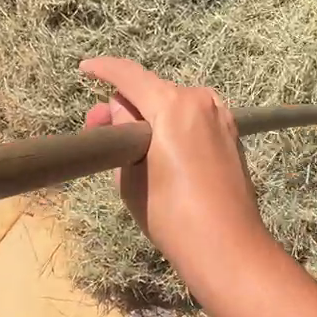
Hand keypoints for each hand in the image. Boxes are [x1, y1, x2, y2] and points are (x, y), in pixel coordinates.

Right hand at [80, 57, 268, 272]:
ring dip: (151, 114)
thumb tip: (120, 110)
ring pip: (174, 103)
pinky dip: (173, 123)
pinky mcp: (231, 132)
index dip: (104, 69)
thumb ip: (122, 133)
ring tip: (130, 144)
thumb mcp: (131, 177)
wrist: (228, 248)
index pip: (130, 76)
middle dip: (125, 104)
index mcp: (173, 105)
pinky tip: (160, 148)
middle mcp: (199, 100)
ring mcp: (221, 114)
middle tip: (101, 127)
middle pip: (153, 90)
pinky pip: (193, 117)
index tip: (85, 69)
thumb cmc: (171, 214)